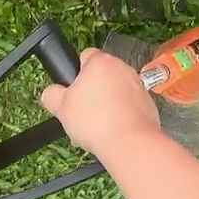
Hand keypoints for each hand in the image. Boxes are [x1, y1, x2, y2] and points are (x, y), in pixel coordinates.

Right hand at [39, 49, 160, 157]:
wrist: (128, 142)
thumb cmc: (95, 121)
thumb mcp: (60, 107)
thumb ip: (51, 95)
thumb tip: (50, 93)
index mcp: (100, 62)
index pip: (85, 56)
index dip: (76, 73)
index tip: (72, 89)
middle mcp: (122, 68)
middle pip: (102, 75)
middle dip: (91, 90)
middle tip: (81, 110)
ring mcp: (137, 85)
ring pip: (116, 90)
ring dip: (106, 102)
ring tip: (96, 124)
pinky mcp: (147, 102)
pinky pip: (129, 105)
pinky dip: (121, 114)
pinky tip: (111, 129)